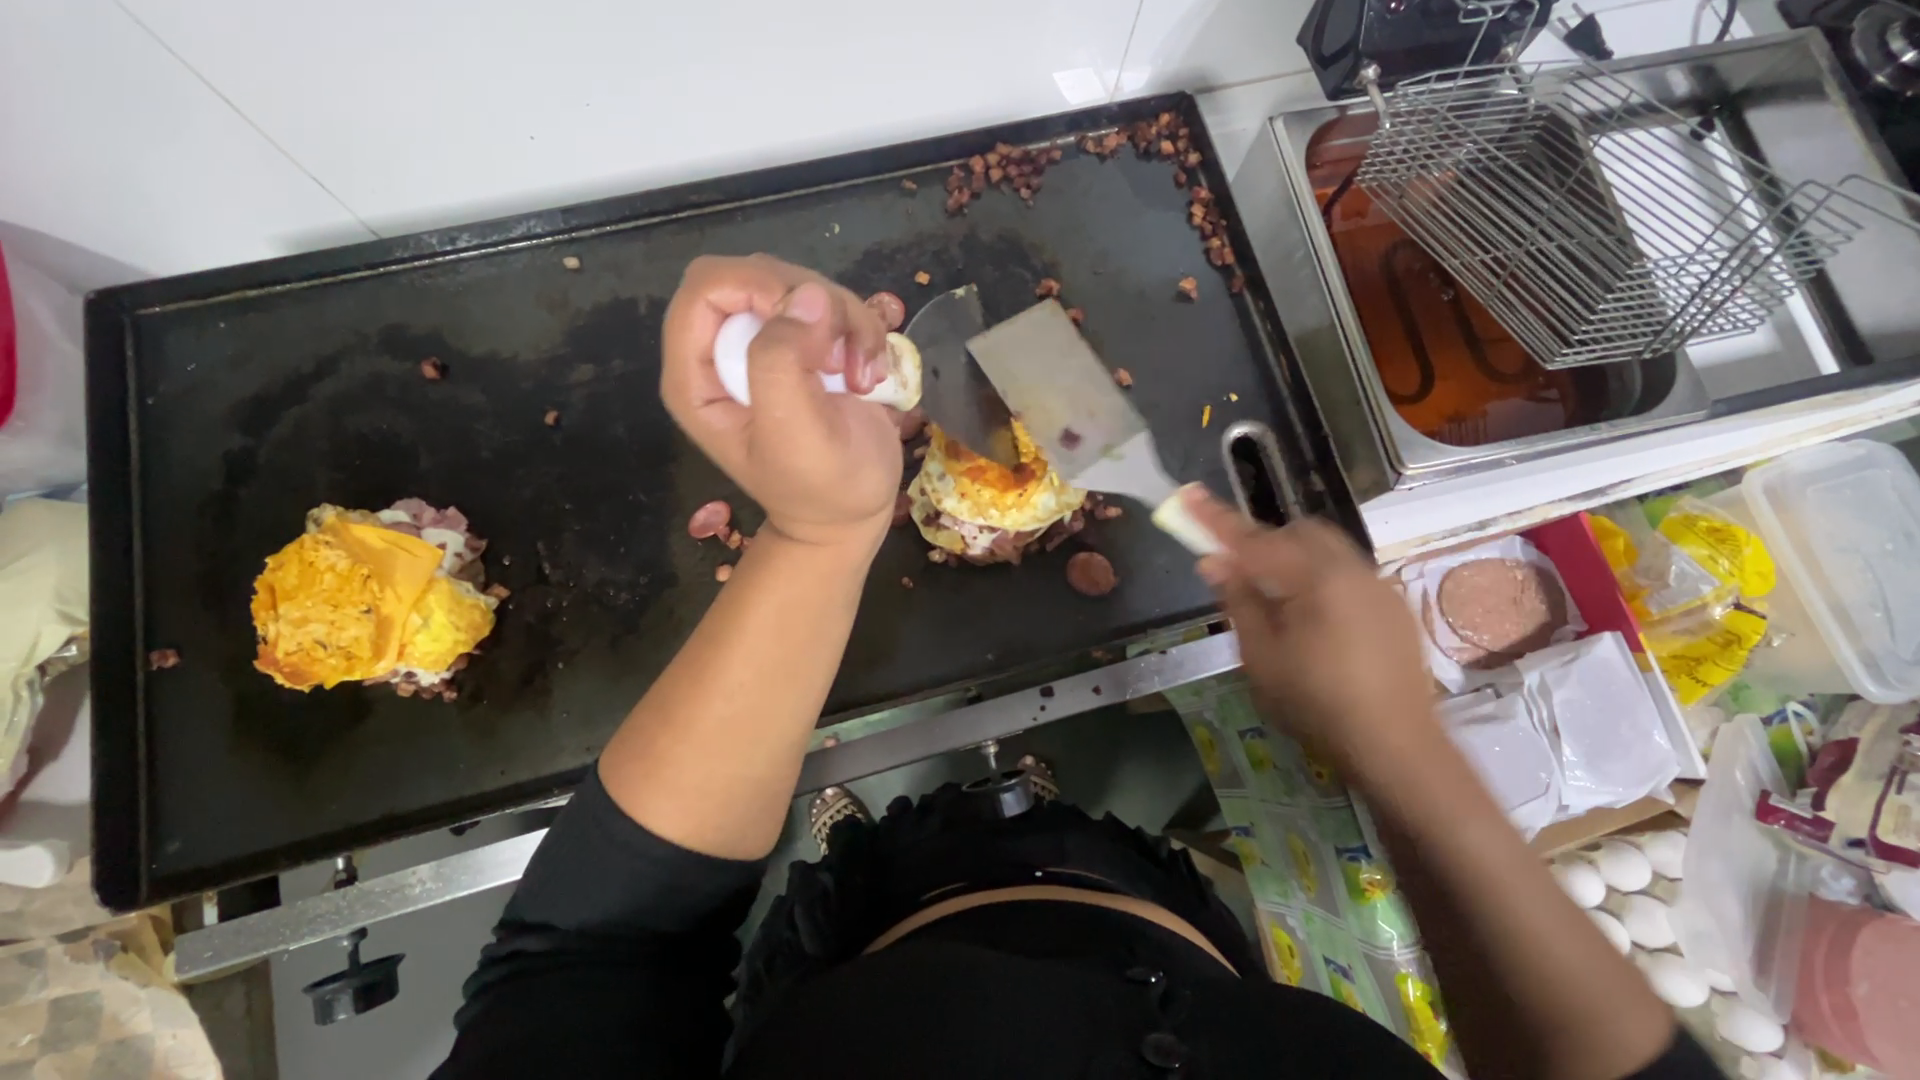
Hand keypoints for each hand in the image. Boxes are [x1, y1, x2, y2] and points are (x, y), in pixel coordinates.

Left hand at [661, 255, 902, 550]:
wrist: (853, 515)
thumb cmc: (820, 489)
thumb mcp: (794, 437)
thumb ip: (782, 364)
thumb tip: (805, 296)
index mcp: (697, 375)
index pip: (708, 286)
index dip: (759, 286)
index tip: (810, 322)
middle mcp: (726, 351)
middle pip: (762, 275)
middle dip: (815, 305)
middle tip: (843, 360)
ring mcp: (769, 346)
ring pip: (806, 287)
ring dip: (848, 321)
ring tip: (863, 377)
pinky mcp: (808, 348)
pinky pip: (835, 307)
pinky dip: (862, 331)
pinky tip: (870, 375)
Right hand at [1186, 489, 1438, 783]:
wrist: (1396, 745)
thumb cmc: (1316, 704)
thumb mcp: (1261, 658)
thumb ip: (1239, 602)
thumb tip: (1215, 562)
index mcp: (1314, 579)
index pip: (1253, 540)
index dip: (1216, 519)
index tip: (1188, 495)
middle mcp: (1352, 570)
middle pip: (1298, 532)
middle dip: (1265, 541)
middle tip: (1240, 570)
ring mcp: (1379, 586)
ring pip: (1327, 550)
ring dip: (1295, 559)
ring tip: (1278, 600)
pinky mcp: (1395, 606)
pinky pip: (1349, 574)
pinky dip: (1322, 580)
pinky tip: (1316, 622)